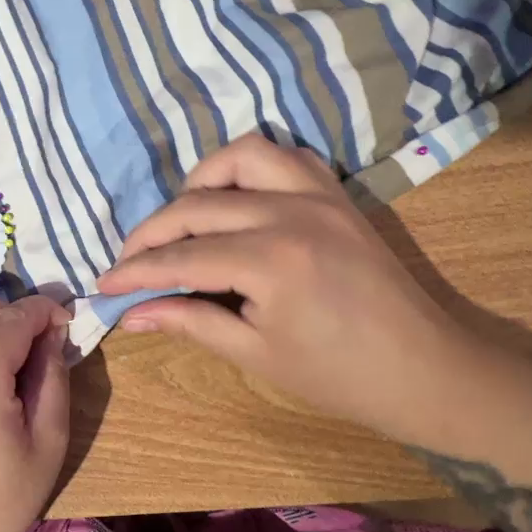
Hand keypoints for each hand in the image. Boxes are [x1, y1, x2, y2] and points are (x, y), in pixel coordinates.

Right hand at [97, 136, 479, 443]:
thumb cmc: (338, 375)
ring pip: (240, 157)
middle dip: (151, 233)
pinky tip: (234, 202)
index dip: (135, 271)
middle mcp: (292, 213)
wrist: (428, 371)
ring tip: (183, 221)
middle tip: (129, 262)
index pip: (180, 257)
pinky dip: (249, 169)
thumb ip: (189, 321)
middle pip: (196, 205)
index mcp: (272, 262)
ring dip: (200, 183)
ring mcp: (320, 196)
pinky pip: (284, 157)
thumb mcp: (254, 352)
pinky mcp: (337, 195)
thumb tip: (131, 314)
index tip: (103, 283)